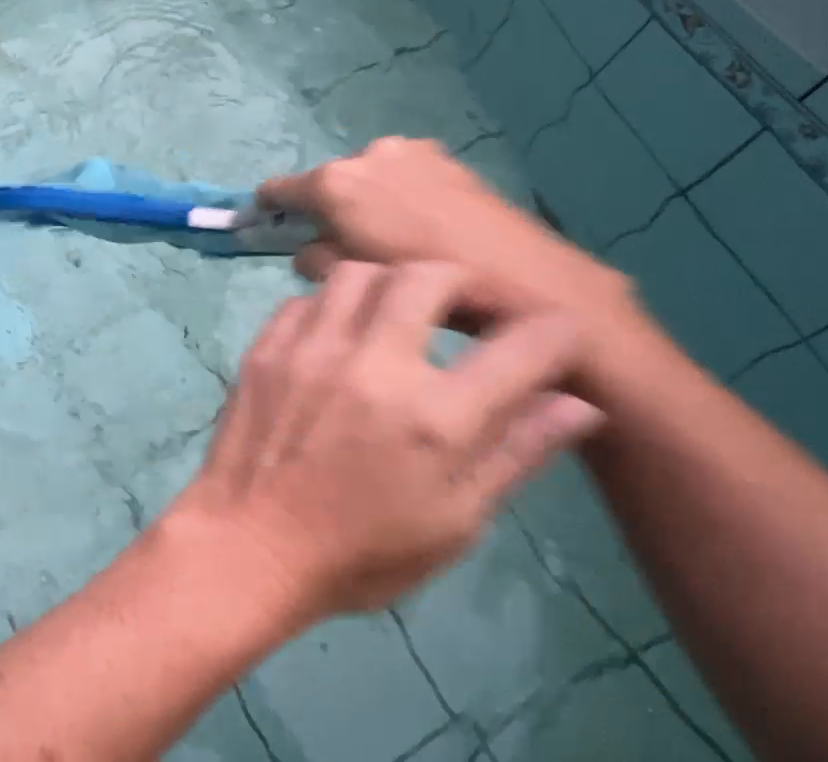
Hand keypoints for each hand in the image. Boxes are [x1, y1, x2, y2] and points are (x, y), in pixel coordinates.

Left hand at [164, 261, 603, 617]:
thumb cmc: (361, 553)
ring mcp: (310, 350)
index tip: (555, 338)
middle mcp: (373, 364)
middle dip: (465, 283)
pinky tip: (339, 334)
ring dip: (392, 283)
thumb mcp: (454, 521)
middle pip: (429, 277)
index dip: (555, 334)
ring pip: (358, 273)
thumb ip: (515, 453)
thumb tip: (579, 404)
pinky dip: (331, 305)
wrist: (249, 546)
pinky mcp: (264, 350)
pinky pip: (304, 300)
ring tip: (402, 312)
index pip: (522, 345)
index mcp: (435, 415)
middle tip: (471, 308)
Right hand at [259, 137, 631, 327]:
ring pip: (368, 177)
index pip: (281, 189)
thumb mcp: (354, 277)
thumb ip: (317, 259)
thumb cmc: (422, 281)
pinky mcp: (447, 160)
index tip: (260, 220)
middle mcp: (369, 155)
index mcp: (336, 182)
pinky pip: (402, 176)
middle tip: (334, 242)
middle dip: (326, 208)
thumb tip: (309, 251)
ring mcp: (412, 152)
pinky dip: (396, 196)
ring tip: (381, 236)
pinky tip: (414, 227)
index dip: (267, 206)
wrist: (523, 278)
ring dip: (364, 200)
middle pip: (328, 181)